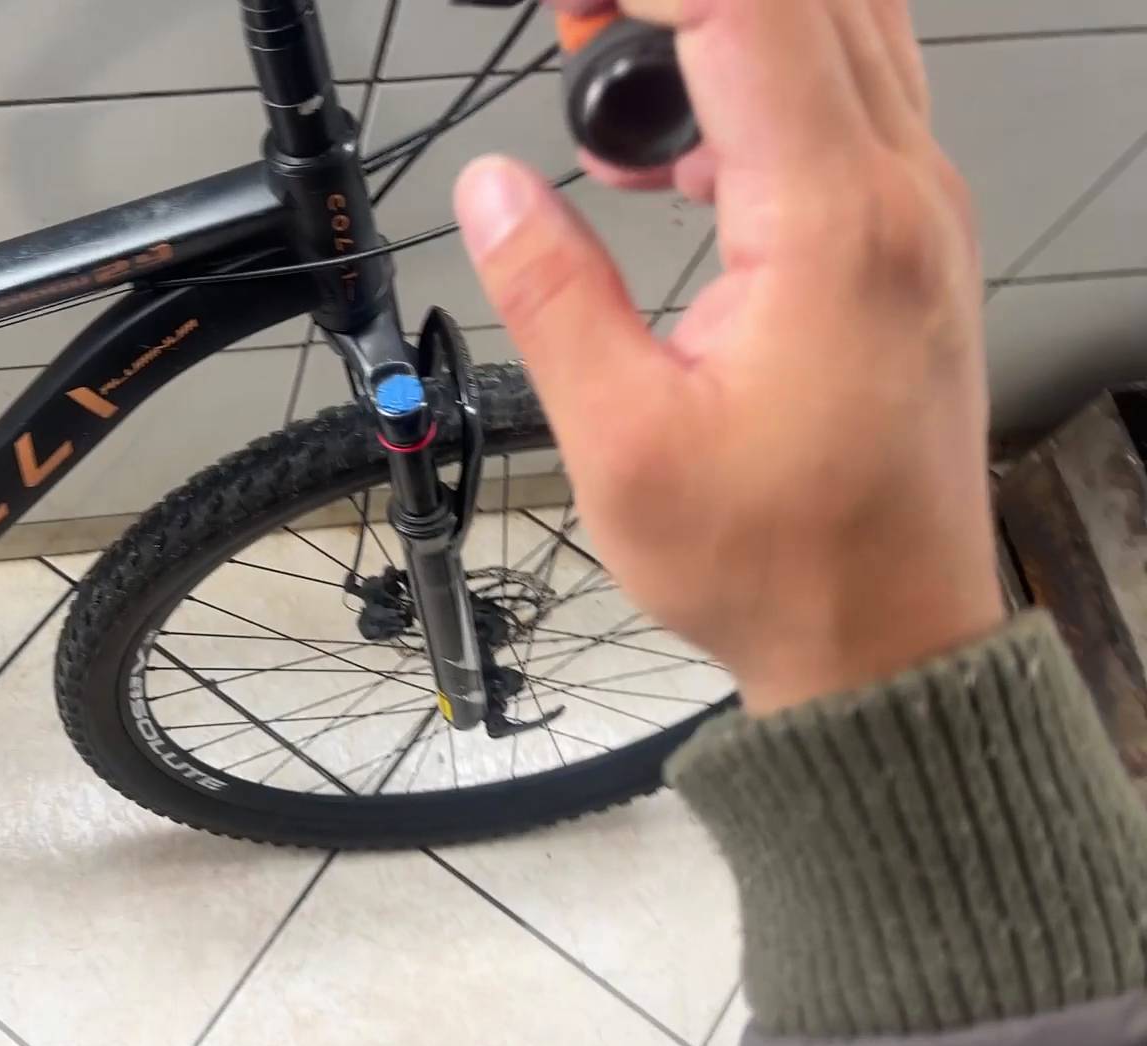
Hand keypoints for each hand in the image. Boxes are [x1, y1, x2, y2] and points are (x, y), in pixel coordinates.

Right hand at [455, 0, 1004, 712]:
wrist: (867, 628)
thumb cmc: (759, 552)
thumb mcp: (617, 433)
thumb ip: (553, 294)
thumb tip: (496, 191)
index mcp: (829, 231)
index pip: (754, 17)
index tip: (571, 5)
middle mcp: (895, 201)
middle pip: (813, 1)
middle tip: (579, 21)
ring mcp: (905, 223)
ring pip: (836, 47)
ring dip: (720, 29)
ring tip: (606, 67)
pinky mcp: (888, 256)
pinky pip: (832, 123)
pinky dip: (744, 101)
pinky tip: (665, 157)